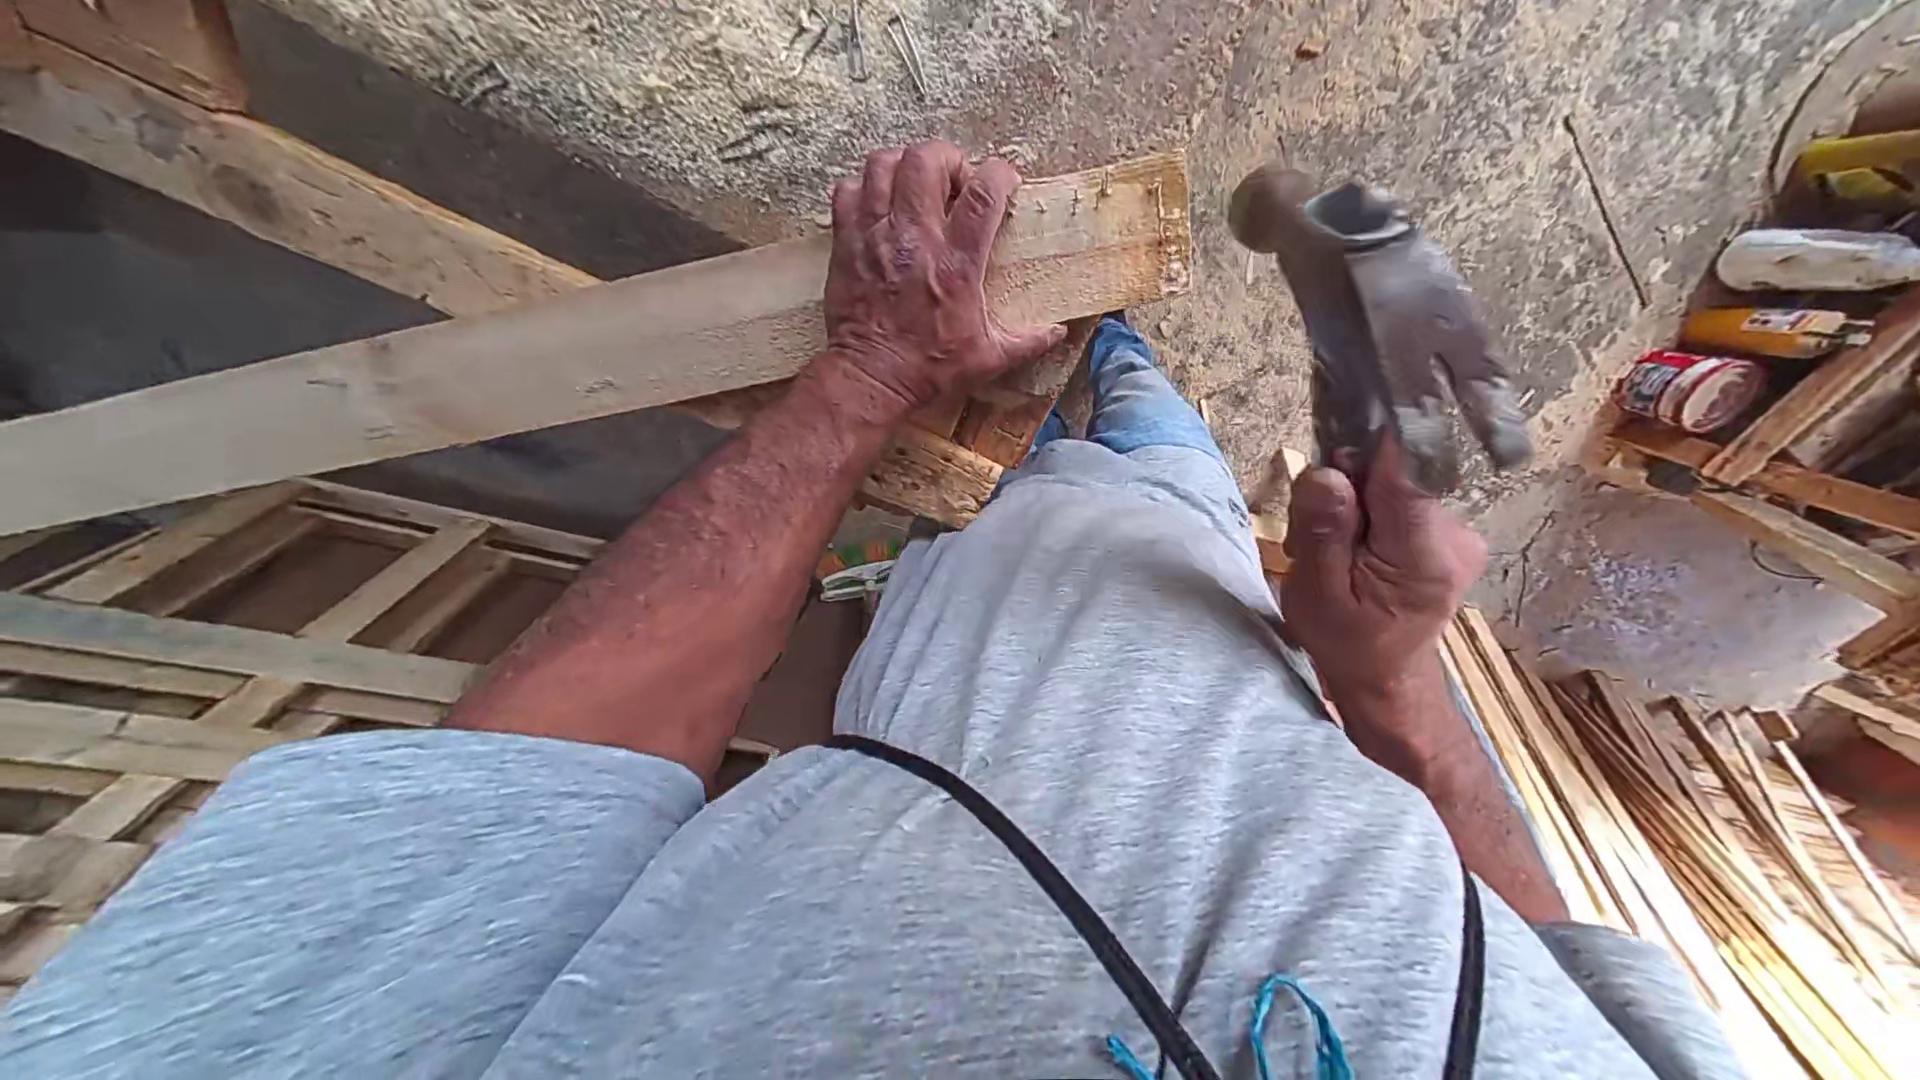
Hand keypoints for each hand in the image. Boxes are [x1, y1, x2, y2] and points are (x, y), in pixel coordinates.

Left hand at [822, 141, 1067, 413]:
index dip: (999, 174)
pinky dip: (863, 189)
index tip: (1005, 181)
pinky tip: (878, 209)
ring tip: (914, 188)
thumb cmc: (931, 371)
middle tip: (954, 182)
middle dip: (947, 159)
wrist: (873, 381)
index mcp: (956, 265)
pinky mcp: (847, 245)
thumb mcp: (988, 360)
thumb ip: (1027, 341)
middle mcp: (915, 240)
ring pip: (883, 164)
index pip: (982, 194)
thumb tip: (1059, 332)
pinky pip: (848, 191)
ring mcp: (876, 238)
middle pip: (926, 160)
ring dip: (903, 166)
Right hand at [1281, 442, 1485, 719]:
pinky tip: (1348, 549)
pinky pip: (1396, 501)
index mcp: (1425, 554)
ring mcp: (1456, 533)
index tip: (1331, 437)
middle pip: (1391, 476)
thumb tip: (1325, 472)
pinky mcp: (1445, 533)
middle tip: (1312, 535)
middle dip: (1343, 490)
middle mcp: (1455, 534)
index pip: (1406, 472)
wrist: (1384, 680)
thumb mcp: (1317, 592)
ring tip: (1329, 552)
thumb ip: (1322, 531)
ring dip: (1349, 506)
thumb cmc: (1345, 643)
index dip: (1367, 445)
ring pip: (1389, 487)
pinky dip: (1364, 516)